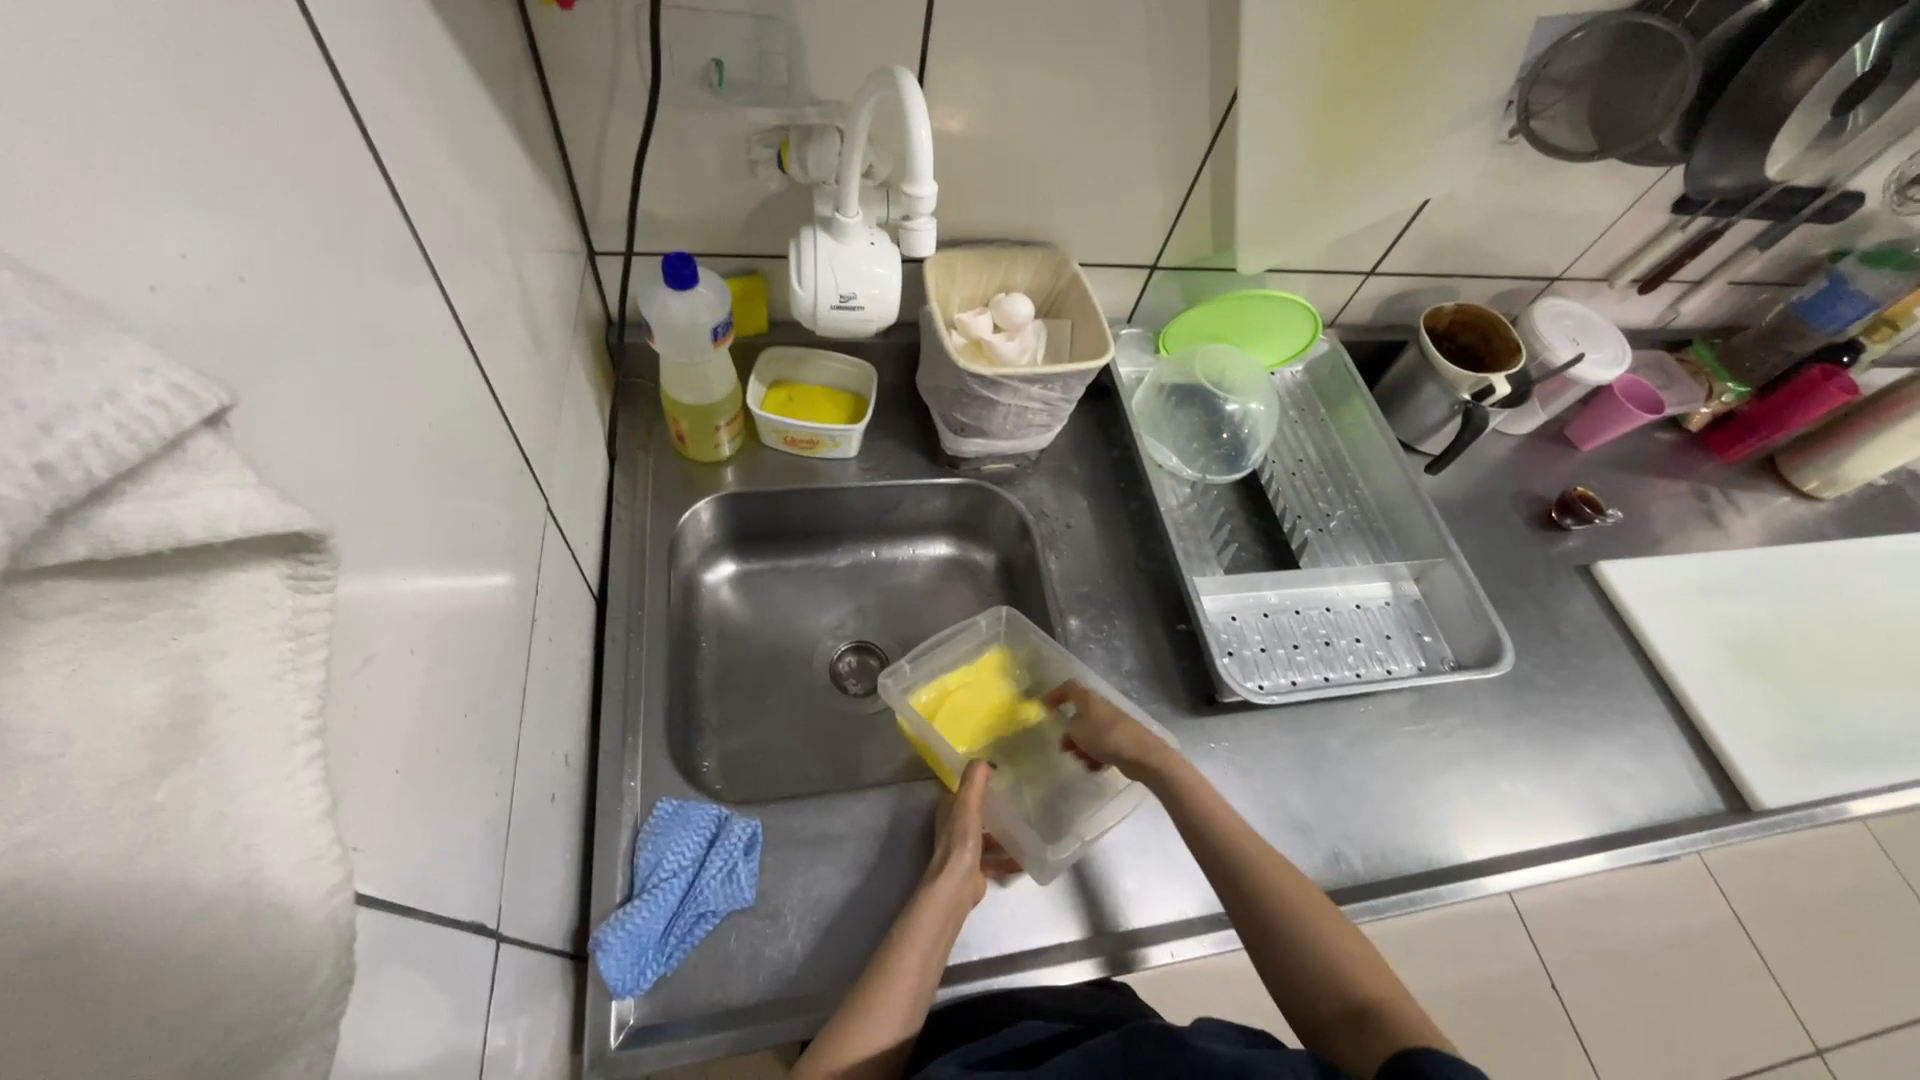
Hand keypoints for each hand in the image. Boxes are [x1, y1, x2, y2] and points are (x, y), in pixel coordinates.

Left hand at [924, 760, 1021, 906]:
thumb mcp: (967, 801)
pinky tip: (1027, 858)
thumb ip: (975, 778)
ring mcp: (964, 849)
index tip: (1001, 775)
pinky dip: (1009, 859)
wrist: (957, 883)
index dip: (979, 781)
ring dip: (1005, 835)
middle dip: (995, 808)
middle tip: (1020, 800)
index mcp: (950, 809)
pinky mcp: (975, 869)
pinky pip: (995, 860)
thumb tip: (988, 762)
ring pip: (987, 837)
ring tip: (1028, 828)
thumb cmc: (961, 839)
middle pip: (977, 813)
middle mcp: (954, 827)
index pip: (964, 790)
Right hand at [1042, 680, 1173, 779]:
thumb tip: (1071, 729)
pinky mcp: (1121, 742)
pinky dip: (1096, 757)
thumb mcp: (1077, 731)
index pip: (1070, 687)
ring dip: (1082, 749)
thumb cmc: (1105, 737)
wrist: (1142, 755)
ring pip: (1089, 735)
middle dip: (1070, 734)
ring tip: (1083, 762)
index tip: (1043, 707)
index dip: (1055, 694)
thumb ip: (1068, 728)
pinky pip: (1102, 748)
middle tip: (1064, 749)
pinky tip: (1096, 768)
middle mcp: (1101, 709)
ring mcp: (1113, 725)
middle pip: (1079, 717)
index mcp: (1089, 700)